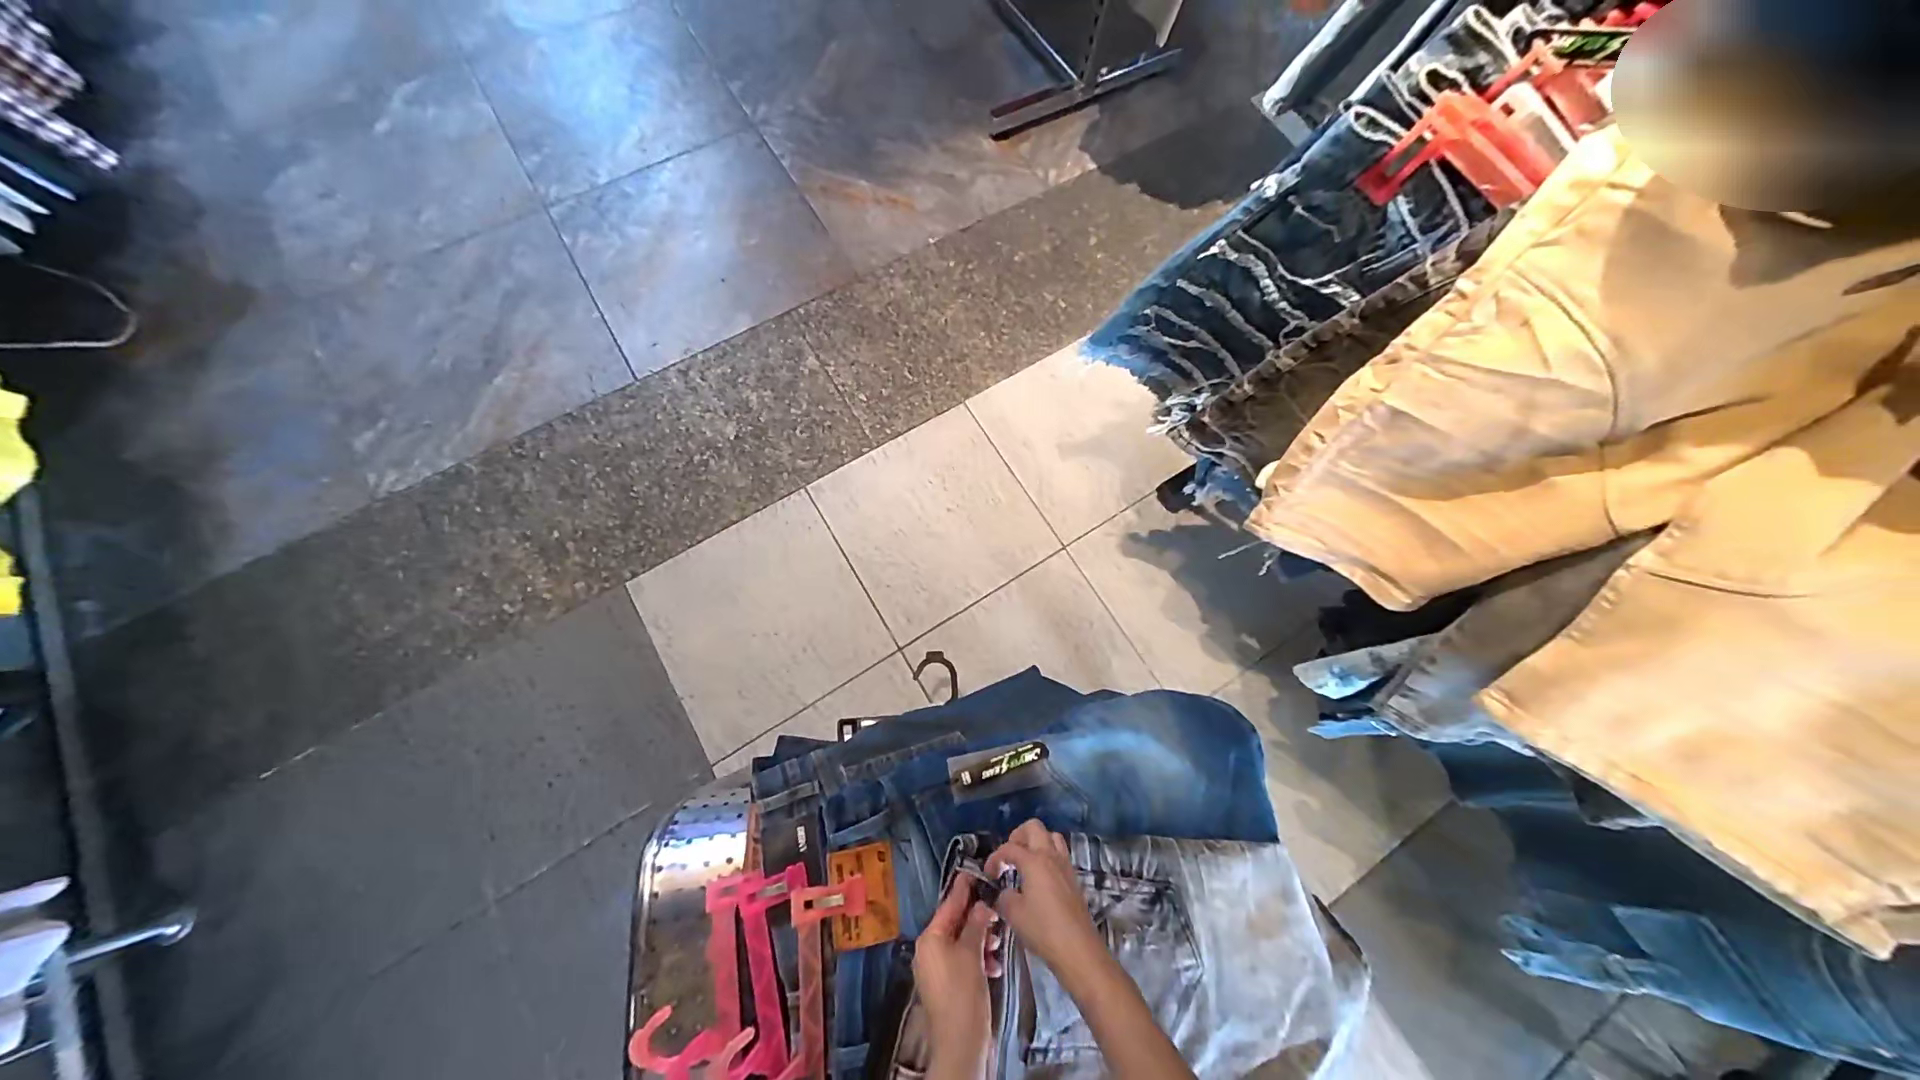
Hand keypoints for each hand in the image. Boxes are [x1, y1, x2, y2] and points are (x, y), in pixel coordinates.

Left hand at [912, 876, 1002, 1074]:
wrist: (961, 1044)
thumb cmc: (963, 993)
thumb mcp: (972, 953)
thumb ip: (976, 924)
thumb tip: (982, 905)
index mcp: (929, 939)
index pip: (948, 905)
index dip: (963, 889)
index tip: (974, 871)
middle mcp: (929, 951)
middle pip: (955, 924)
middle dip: (977, 918)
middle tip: (997, 911)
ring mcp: (938, 969)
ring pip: (962, 942)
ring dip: (982, 940)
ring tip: (999, 942)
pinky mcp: (948, 985)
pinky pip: (964, 960)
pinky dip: (979, 958)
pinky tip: (995, 965)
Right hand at [985, 820, 1104, 979]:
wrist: (1078, 949)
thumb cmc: (1043, 929)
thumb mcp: (1013, 914)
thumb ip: (1004, 897)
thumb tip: (1006, 893)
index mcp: (1034, 861)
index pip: (1009, 848)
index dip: (995, 857)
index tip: (988, 874)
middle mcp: (1051, 856)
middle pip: (1034, 827)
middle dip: (1017, 836)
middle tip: (1008, 855)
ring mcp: (1065, 866)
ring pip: (1051, 837)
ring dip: (1036, 842)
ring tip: (1024, 861)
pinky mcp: (1074, 879)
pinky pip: (1060, 854)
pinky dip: (1047, 856)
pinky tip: (1039, 876)